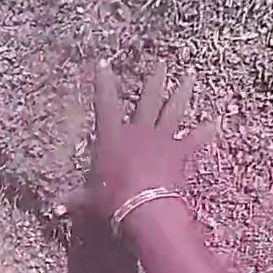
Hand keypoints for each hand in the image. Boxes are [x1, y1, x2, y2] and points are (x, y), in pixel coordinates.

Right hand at [64, 61, 218, 220]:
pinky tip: (215, 122)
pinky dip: (205, 132)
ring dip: (182, 92)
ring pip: (173, 109)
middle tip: (162, 63)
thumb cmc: (113, 200)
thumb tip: (57, 209)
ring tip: (189, 75)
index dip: (103, 82)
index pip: (105, 103)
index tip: (103, 63)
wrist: (144, 208)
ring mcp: (160, 139)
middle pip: (147, 99)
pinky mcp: (179, 153)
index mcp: (112, 136)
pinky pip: (195, 139)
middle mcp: (137, 131)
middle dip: (154, 80)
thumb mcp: (90, 200)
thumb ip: (76, 200)